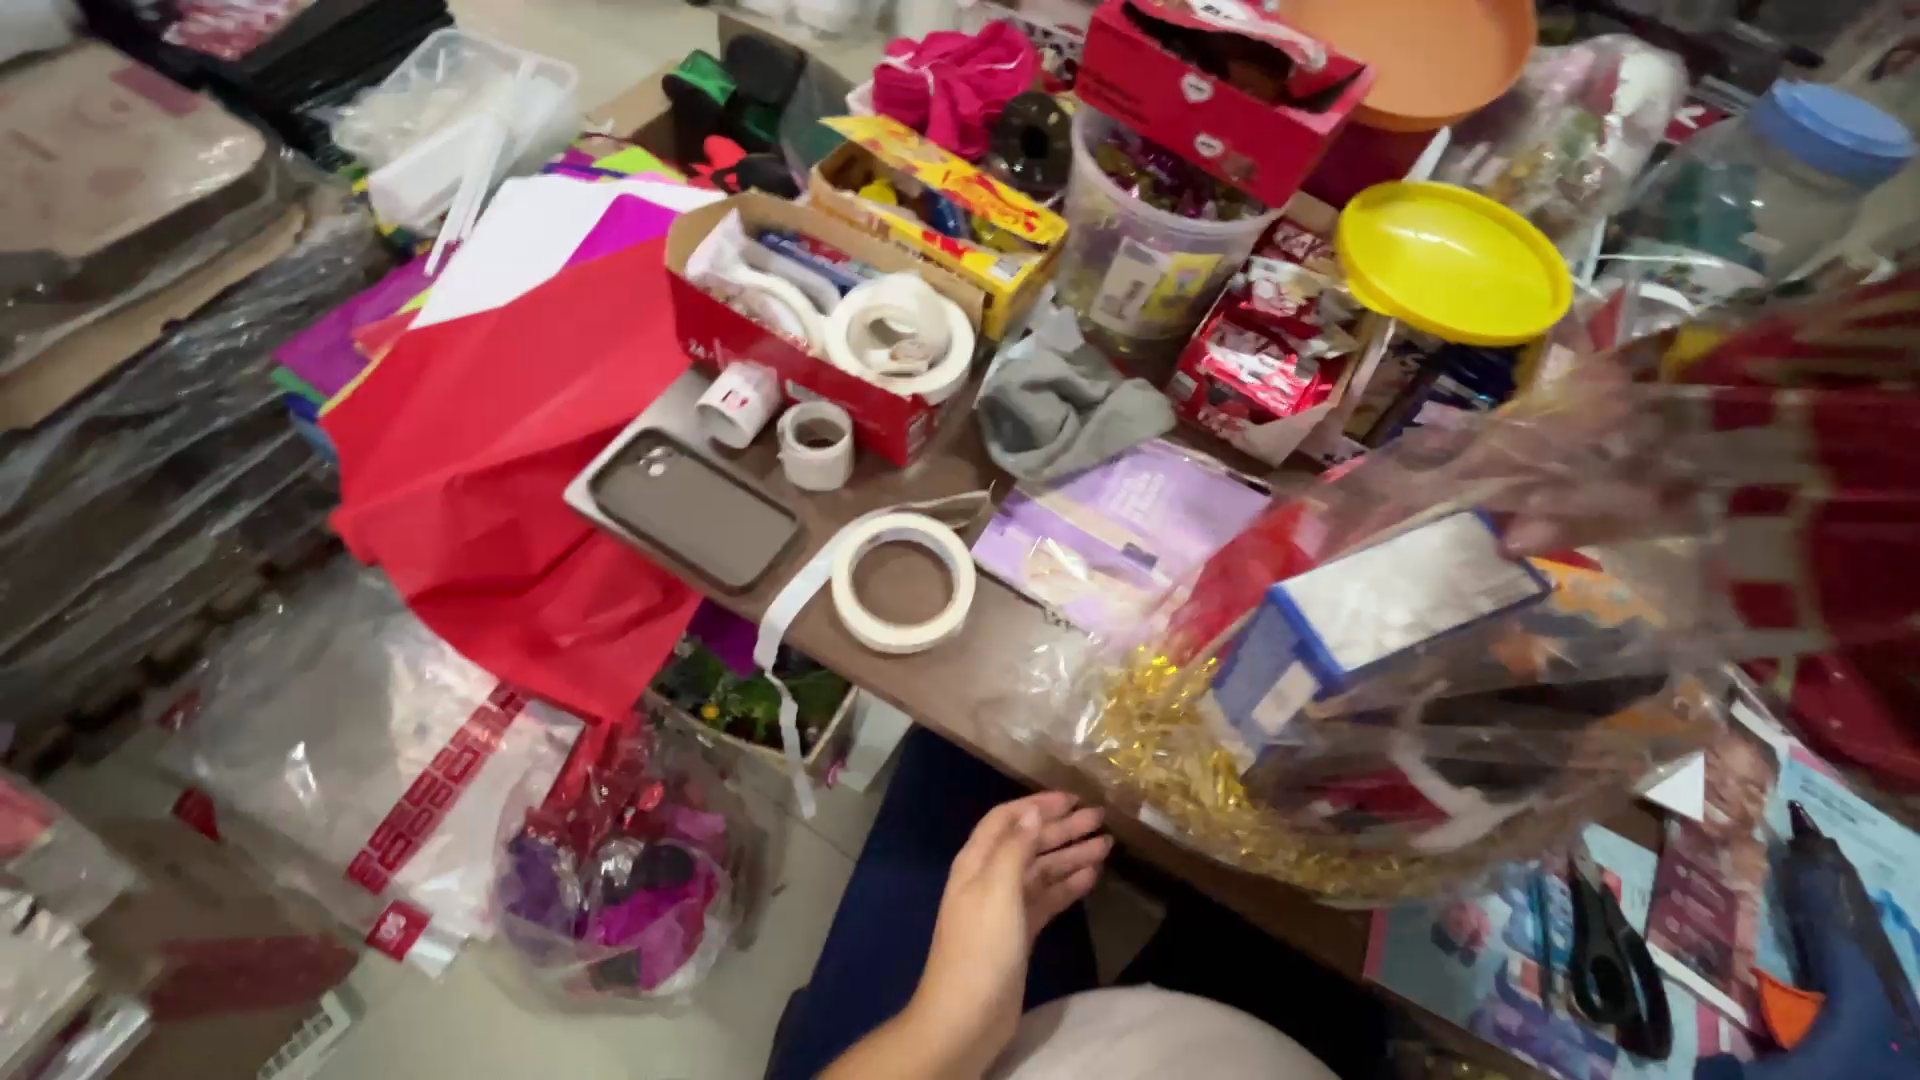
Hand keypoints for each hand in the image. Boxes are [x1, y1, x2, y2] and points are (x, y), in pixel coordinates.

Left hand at [907, 793, 1110, 1072]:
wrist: (965, 1017)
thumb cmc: (980, 947)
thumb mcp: (996, 890)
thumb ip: (1014, 848)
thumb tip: (1032, 810)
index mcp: (976, 861)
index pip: (1006, 819)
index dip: (1037, 804)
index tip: (1072, 798)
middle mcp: (989, 877)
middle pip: (1028, 842)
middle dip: (1062, 828)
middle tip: (1100, 819)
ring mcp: (1005, 906)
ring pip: (1042, 870)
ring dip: (1071, 855)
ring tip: (1107, 845)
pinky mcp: (1020, 933)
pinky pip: (1047, 899)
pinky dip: (1067, 886)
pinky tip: (1091, 877)